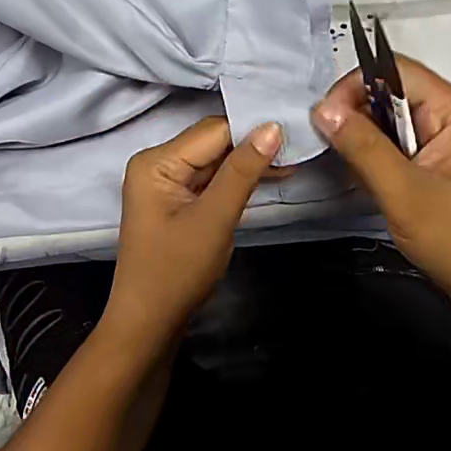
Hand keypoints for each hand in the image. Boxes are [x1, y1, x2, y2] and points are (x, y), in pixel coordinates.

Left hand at [108, 116, 283, 338]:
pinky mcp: (175, 200)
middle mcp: (156, 163)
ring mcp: (165, 182)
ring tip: (293, 160)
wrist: (149, 322)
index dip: (253, 128)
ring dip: (248, 162)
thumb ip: (242, 171)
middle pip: (212, 142)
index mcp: (155, 162)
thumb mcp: (214, 219)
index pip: (212, 131)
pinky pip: (210, 179)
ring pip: (214, 160)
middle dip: (253, 144)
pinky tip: (269, 176)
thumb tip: (273, 127)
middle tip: (301, 143)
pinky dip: (236, 179)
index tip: (296, 128)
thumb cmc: (177, 271)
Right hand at [311, 56, 450, 317]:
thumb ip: (362, 147)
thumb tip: (323, 109)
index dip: (354, 86)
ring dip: (362, 139)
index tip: (325, 119)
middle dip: (355, 114)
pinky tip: (367, 181)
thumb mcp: (405, 194)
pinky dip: (373, 157)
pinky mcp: (435, 163)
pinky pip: (394, 143)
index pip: (395, 71)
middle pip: (389, 91)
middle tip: (331, 146)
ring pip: (388, 119)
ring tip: (351, 168)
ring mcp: (444, 141)